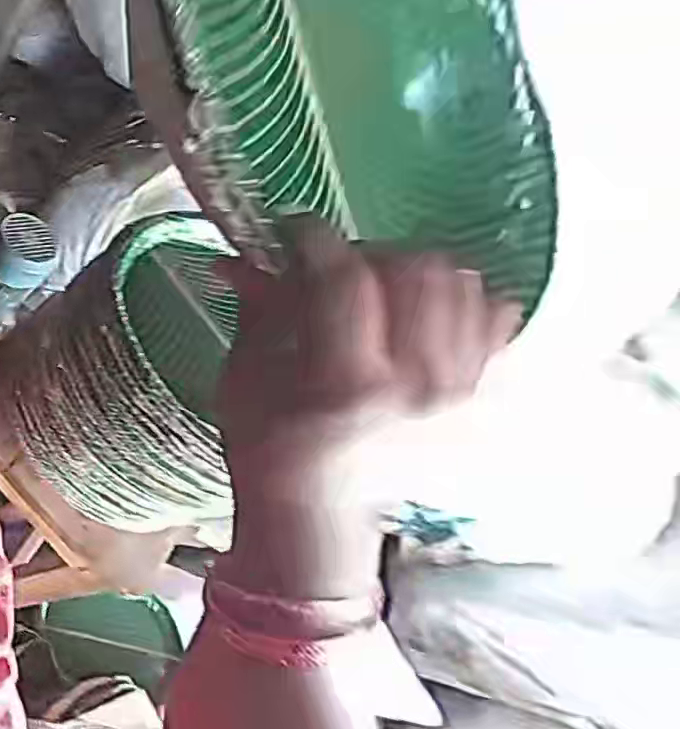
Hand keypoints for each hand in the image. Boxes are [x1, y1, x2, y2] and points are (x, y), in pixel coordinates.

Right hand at [211, 218, 520, 596]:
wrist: (314, 501)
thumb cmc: (262, 441)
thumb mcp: (243, 375)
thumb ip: (256, 311)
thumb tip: (234, 258)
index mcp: (346, 382)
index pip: (346, 282)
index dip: (315, 241)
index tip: (290, 228)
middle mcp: (421, 382)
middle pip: (416, 271)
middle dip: (362, 252)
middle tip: (324, 264)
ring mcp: (464, 386)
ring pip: (461, 283)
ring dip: (406, 269)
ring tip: (365, 284)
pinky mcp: (484, 388)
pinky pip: (493, 311)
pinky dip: (453, 295)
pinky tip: (410, 308)